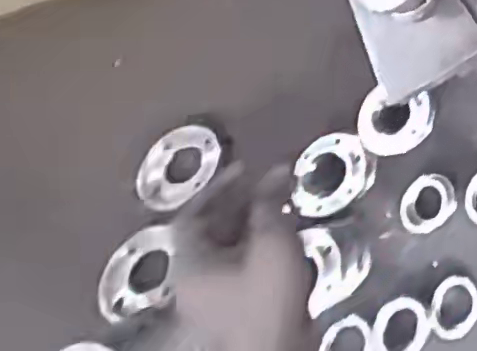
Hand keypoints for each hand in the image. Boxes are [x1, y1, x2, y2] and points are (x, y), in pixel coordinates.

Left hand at [170, 164, 309, 350]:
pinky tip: (285, 236)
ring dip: (255, 221)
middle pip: (211, 231)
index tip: (247, 169)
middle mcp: (194, 283)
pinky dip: (261, 242)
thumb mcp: (271, 239)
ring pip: (229, 247)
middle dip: (243, 202)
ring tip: (284, 204)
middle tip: (273, 183)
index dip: (219, 187)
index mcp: (191, 266)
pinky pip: (242, 263)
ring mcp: (214, 299)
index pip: (193, 216)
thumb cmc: (266, 298)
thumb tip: (276, 171)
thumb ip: (270, 202)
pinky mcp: (236, 308)